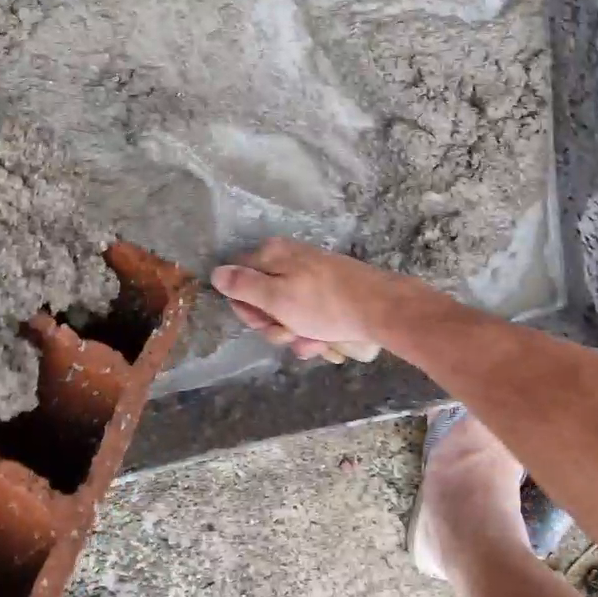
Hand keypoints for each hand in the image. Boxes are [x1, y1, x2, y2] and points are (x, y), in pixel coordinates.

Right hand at [211, 237, 409, 359]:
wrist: (382, 309)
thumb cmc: (324, 304)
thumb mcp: (276, 298)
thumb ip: (243, 286)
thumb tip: (215, 273)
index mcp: (272, 254)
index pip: (237, 279)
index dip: (246, 307)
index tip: (264, 322)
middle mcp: (288, 259)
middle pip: (262, 298)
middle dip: (274, 324)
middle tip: (289, 334)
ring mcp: (310, 276)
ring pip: (287, 312)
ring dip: (295, 333)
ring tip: (314, 341)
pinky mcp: (329, 291)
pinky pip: (309, 315)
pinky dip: (314, 331)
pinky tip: (326, 341)